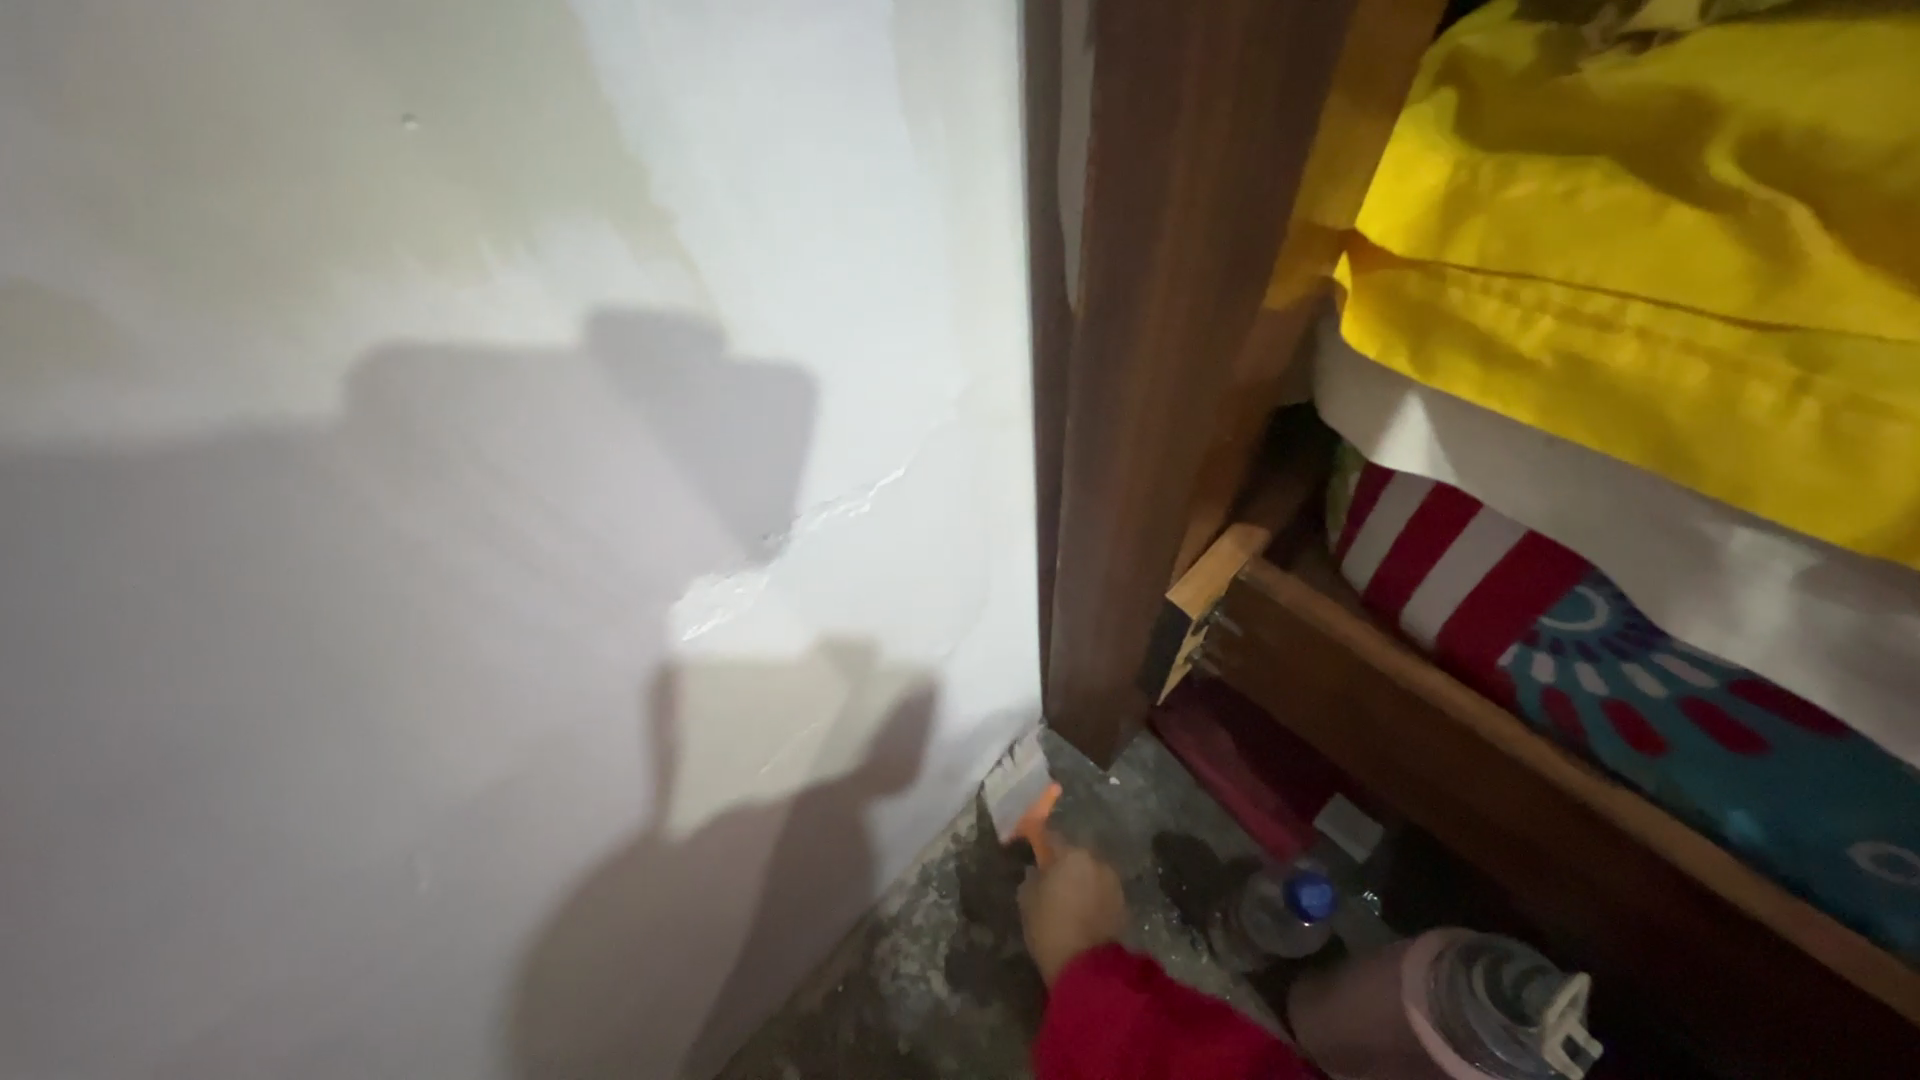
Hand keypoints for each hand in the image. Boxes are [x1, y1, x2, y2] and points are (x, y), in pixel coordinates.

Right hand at [1017, 837, 1126, 986]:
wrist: (1086, 967)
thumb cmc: (1050, 927)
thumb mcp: (1027, 900)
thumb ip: (1032, 877)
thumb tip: (1038, 870)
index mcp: (1072, 855)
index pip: (1053, 837)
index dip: (1042, 841)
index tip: (1035, 848)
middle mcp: (1097, 862)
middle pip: (1077, 854)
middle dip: (1066, 861)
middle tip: (1053, 874)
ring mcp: (1113, 883)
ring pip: (1093, 872)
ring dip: (1082, 878)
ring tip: (1070, 894)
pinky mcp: (1124, 904)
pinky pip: (1103, 891)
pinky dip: (1094, 895)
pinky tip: (1084, 908)